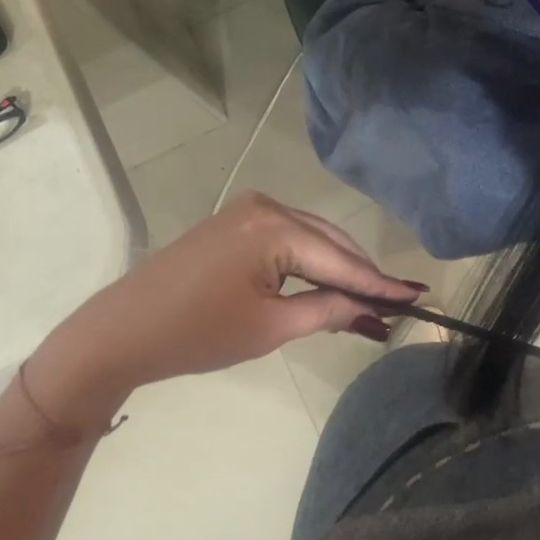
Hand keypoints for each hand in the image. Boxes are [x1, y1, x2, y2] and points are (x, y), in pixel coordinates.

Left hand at [30, 192, 422, 424]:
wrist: (121, 331)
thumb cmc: (196, 333)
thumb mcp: (269, 328)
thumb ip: (326, 311)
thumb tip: (371, 312)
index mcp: (275, 227)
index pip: (341, 259)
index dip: (380, 283)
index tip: (418, 295)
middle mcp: (267, 206)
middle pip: (330, 241)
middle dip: (362, 276)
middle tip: (396, 305)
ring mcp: (249, 209)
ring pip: (312, 238)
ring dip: (338, 269)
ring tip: (370, 301)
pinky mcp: (237, 221)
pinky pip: (289, 239)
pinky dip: (311, 262)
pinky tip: (329, 284)